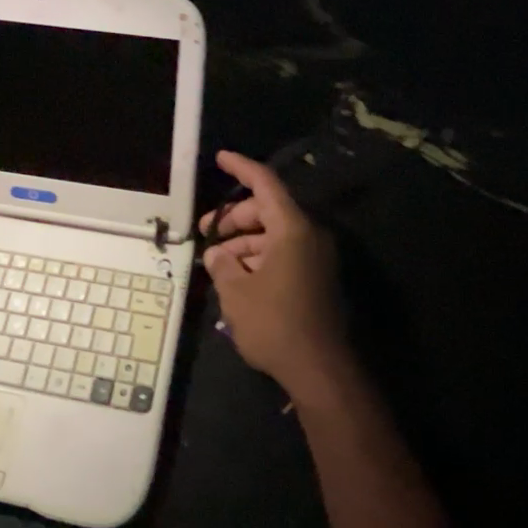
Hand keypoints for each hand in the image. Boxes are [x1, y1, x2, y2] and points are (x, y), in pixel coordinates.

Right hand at [200, 152, 348, 397]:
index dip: (241, 167)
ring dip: (245, 243)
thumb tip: (217, 254)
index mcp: (292, 228)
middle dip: (234, 218)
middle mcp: (309, 235)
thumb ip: (223, 265)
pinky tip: (238, 279)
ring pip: (275, 236)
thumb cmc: (275, 324)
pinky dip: (261, 259)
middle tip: (206, 233)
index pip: (265, 184)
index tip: (220, 157)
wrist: (320, 370)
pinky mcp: (317, 279)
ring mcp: (317, 258)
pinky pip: (285, 255)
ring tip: (217, 264)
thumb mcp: (236, 293)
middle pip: (268, 211)